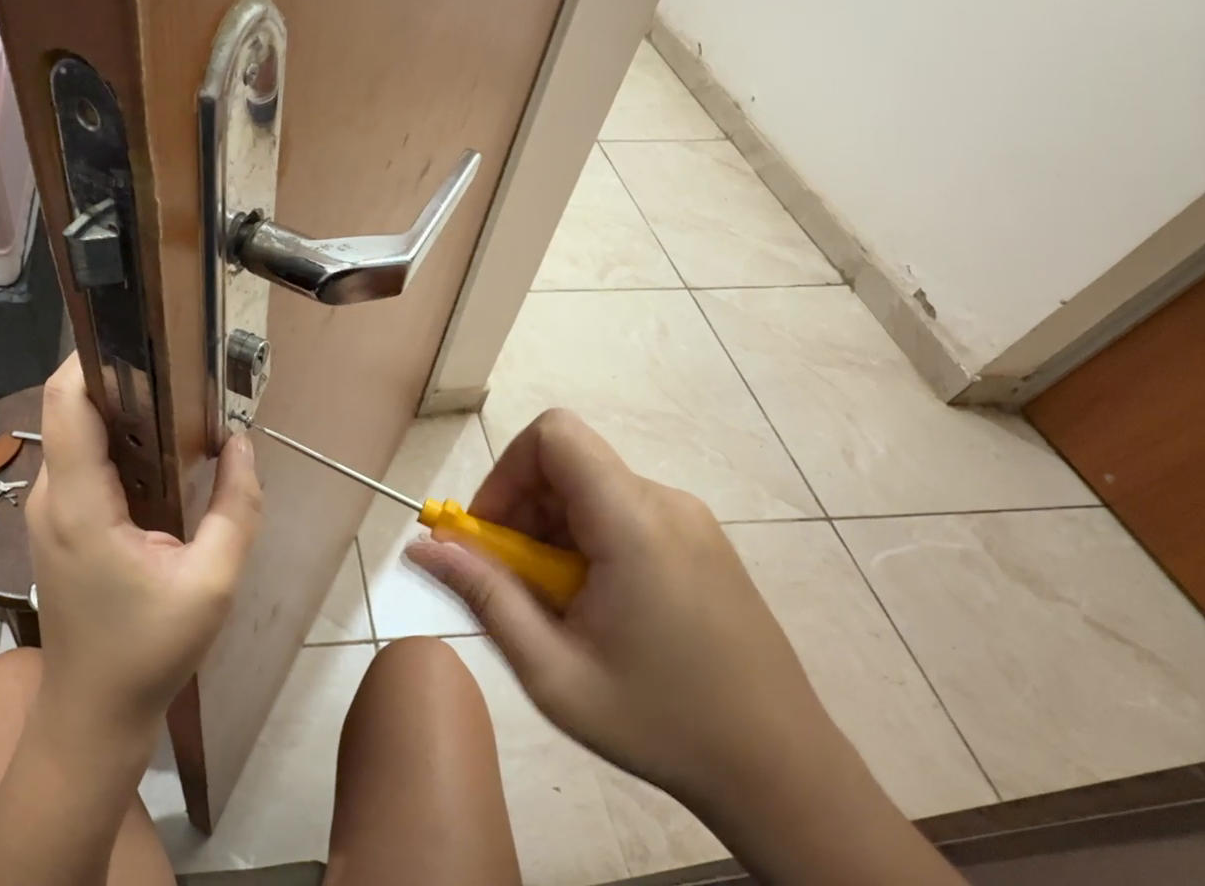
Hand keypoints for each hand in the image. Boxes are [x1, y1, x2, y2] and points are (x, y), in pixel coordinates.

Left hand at [24, 355, 262, 733]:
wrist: (95, 711)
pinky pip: (82, 464)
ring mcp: (48, 512)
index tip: (141, 333)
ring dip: (122, 414)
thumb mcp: (212, 582)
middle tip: (182, 370)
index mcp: (78, 504)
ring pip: (77, 435)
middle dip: (121, 379)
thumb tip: (243, 444)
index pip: (67, 402)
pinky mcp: (58, 525)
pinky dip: (118, 446)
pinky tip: (162, 454)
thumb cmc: (149, 652)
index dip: (93, 356)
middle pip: (72, 409)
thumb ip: (236, 507)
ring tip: (180, 405)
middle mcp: (51, 497)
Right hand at [405, 408, 837, 809]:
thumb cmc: (659, 722)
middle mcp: (666, 504)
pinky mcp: (701, 544)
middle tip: (508, 586)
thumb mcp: (552, 670)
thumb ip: (484, 595)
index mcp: (634, 522)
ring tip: (554, 610)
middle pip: (566, 465)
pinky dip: (584, 545)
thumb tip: (423, 546)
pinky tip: (592, 610)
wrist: (781, 769)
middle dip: (519, 513)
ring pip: (590, 492)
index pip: (553, 435)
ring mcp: (691, 522)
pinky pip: (621, 515)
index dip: (505, 472)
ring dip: (549, 534)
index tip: (488, 536)